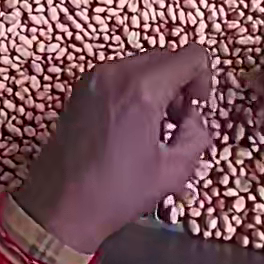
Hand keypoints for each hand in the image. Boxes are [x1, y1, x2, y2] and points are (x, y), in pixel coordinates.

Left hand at [14, 46, 214, 251]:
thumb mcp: (173, 171)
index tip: (196, 108)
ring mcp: (94, 78)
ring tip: (153, 127)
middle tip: (178, 122)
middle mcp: (115, 73)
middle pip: (167, 56)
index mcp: (141, 90)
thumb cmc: (114, 193)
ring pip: (144, 64)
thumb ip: (197, 134)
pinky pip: (121, 75)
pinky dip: (136, 90)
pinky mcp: (81, 88)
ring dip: (158, 87)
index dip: (204, 81)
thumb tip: (195, 116)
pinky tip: (131, 126)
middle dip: (181, 84)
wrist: (59, 207)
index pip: (191, 56)